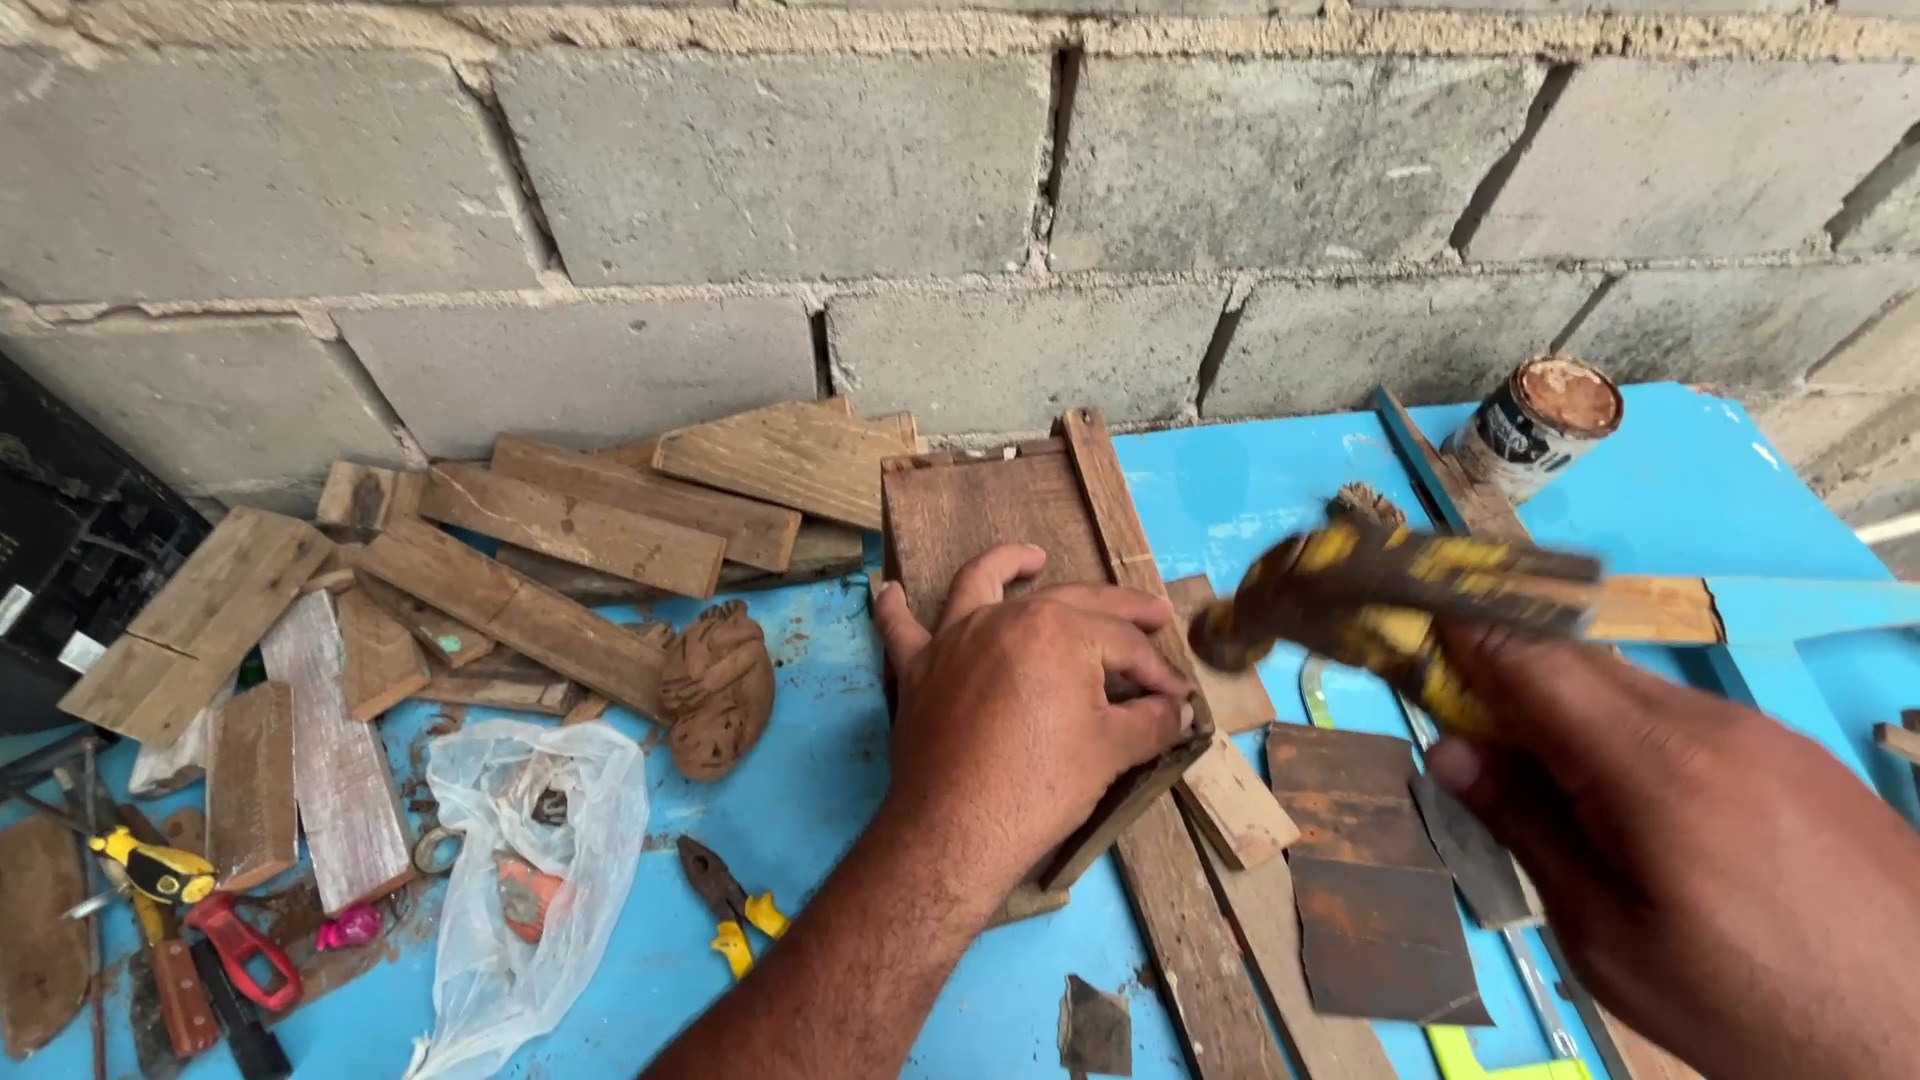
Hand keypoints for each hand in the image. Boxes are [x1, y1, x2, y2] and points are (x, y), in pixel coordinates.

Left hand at [871, 544, 1193, 893]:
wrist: (957, 830)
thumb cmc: (1040, 786)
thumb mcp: (1111, 751)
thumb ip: (1151, 721)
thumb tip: (1177, 710)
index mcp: (1057, 629)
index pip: (1123, 644)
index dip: (1158, 671)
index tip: (1179, 697)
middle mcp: (1004, 617)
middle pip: (1072, 602)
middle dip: (1121, 610)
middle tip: (1153, 613)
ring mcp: (954, 638)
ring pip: (979, 583)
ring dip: (1005, 563)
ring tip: (1031, 556)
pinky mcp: (917, 668)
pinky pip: (899, 628)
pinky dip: (894, 606)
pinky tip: (890, 588)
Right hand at [1427, 625, 1919, 1079]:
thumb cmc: (1751, 1008)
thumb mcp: (1604, 935)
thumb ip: (1522, 827)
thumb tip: (1446, 750)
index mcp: (1654, 770)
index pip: (1532, 664)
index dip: (1464, 634)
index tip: (1408, 618)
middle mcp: (1711, 727)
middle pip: (1573, 659)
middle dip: (1499, 662)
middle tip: (1445, 693)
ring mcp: (1763, 735)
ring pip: (1622, 683)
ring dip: (1554, 696)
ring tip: (1523, 753)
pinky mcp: (1794, 755)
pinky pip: (1672, 711)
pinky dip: (1611, 720)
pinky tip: (1609, 781)